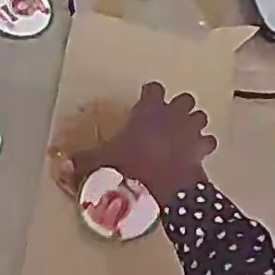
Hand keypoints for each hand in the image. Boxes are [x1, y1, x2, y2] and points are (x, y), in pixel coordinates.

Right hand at [72, 82, 216, 203]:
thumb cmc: (133, 165)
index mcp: (149, 109)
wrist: (165, 186)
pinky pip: (209, 141)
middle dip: (178, 107)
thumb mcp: (103, 162)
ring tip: (183, 135)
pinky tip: (195, 154)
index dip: (149, 95)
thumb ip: (86, 159)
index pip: (153, 88)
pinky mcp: (204, 148)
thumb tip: (66, 161)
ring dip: (193, 124)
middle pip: (184, 98)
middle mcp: (173, 113)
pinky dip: (204, 146)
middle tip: (167, 120)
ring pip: (200, 117)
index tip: (144, 103)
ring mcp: (192, 129)